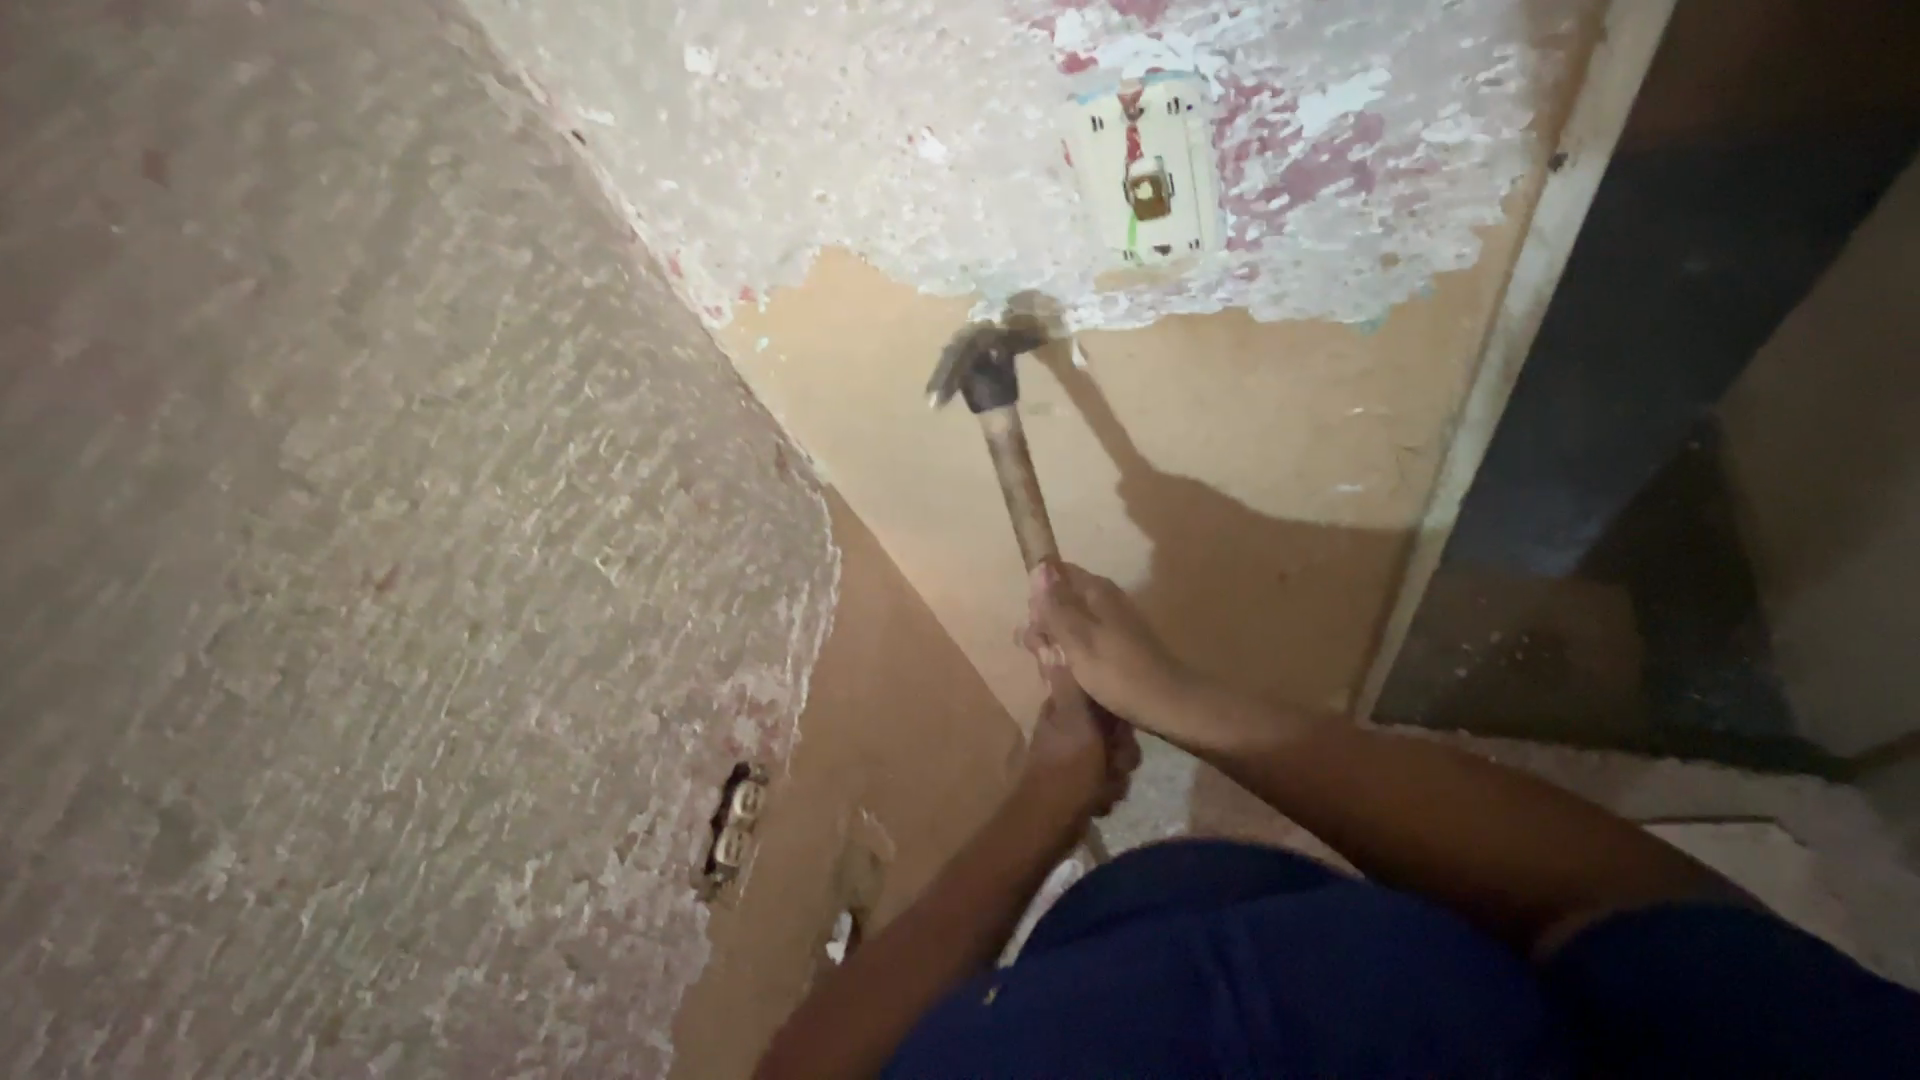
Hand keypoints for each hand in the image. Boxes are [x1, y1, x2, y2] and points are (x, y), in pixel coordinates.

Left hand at [1018, 662, 1140, 823]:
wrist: (1050, 823)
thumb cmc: (1067, 769)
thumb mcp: (1074, 720)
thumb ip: (1070, 686)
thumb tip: (1057, 643)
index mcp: (1065, 709)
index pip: (1105, 697)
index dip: (1120, 714)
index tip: (1122, 730)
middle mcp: (1071, 729)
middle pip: (1116, 731)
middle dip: (1121, 752)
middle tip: (1112, 763)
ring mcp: (1076, 757)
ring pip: (1117, 758)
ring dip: (1116, 776)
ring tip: (1104, 787)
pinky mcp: (1082, 783)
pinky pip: (1110, 781)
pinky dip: (1107, 792)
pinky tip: (1099, 801)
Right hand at [1020, 561, 1199, 734]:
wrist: (1166, 704)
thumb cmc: (1117, 672)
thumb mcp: (1078, 638)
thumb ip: (1056, 605)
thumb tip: (1039, 567)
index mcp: (1096, 591)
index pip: (1057, 574)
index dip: (1039, 596)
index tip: (1034, 624)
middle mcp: (1106, 599)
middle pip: (1062, 599)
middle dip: (1044, 623)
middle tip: (1041, 652)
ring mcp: (1114, 622)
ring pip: (1071, 622)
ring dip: (1056, 642)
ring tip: (1052, 668)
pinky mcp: (1118, 645)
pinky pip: (1084, 640)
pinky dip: (1072, 653)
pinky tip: (1069, 673)